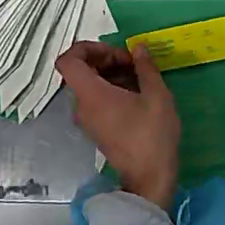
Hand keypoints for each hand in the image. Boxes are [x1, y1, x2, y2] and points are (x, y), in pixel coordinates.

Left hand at [55, 40, 180, 209]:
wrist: (149, 177)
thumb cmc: (153, 135)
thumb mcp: (157, 96)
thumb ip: (145, 67)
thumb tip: (138, 48)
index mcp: (90, 94)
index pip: (68, 60)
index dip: (87, 48)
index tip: (114, 52)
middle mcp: (80, 105)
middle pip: (79, 71)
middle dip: (104, 59)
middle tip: (132, 63)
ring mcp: (85, 118)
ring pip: (87, 85)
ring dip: (109, 74)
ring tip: (138, 77)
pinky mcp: (94, 128)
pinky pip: (94, 100)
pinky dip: (109, 89)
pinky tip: (135, 94)